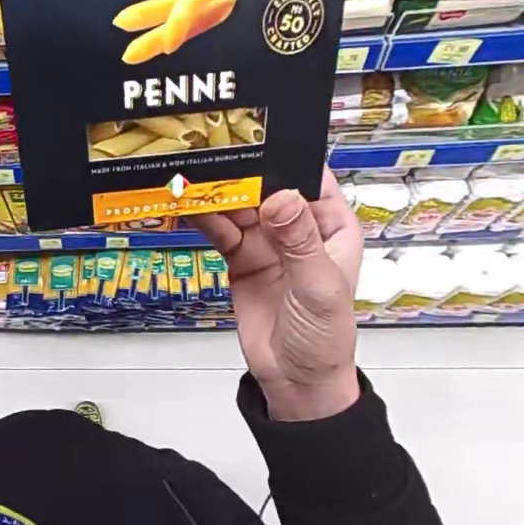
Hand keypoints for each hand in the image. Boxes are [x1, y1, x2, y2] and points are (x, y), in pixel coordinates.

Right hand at [199, 171, 363, 421]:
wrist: (295, 380)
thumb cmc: (325, 337)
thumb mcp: (319, 287)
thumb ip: (299, 243)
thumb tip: (280, 199)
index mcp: (332, 226)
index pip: (310, 179)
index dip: (286, 160)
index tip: (258, 144)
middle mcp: (299, 228)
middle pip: (267, 188)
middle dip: (243, 174)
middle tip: (215, 160)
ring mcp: (268, 242)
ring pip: (240, 206)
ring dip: (220, 195)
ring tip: (195, 181)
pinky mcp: (242, 258)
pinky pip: (222, 230)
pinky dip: (206, 218)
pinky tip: (191, 207)